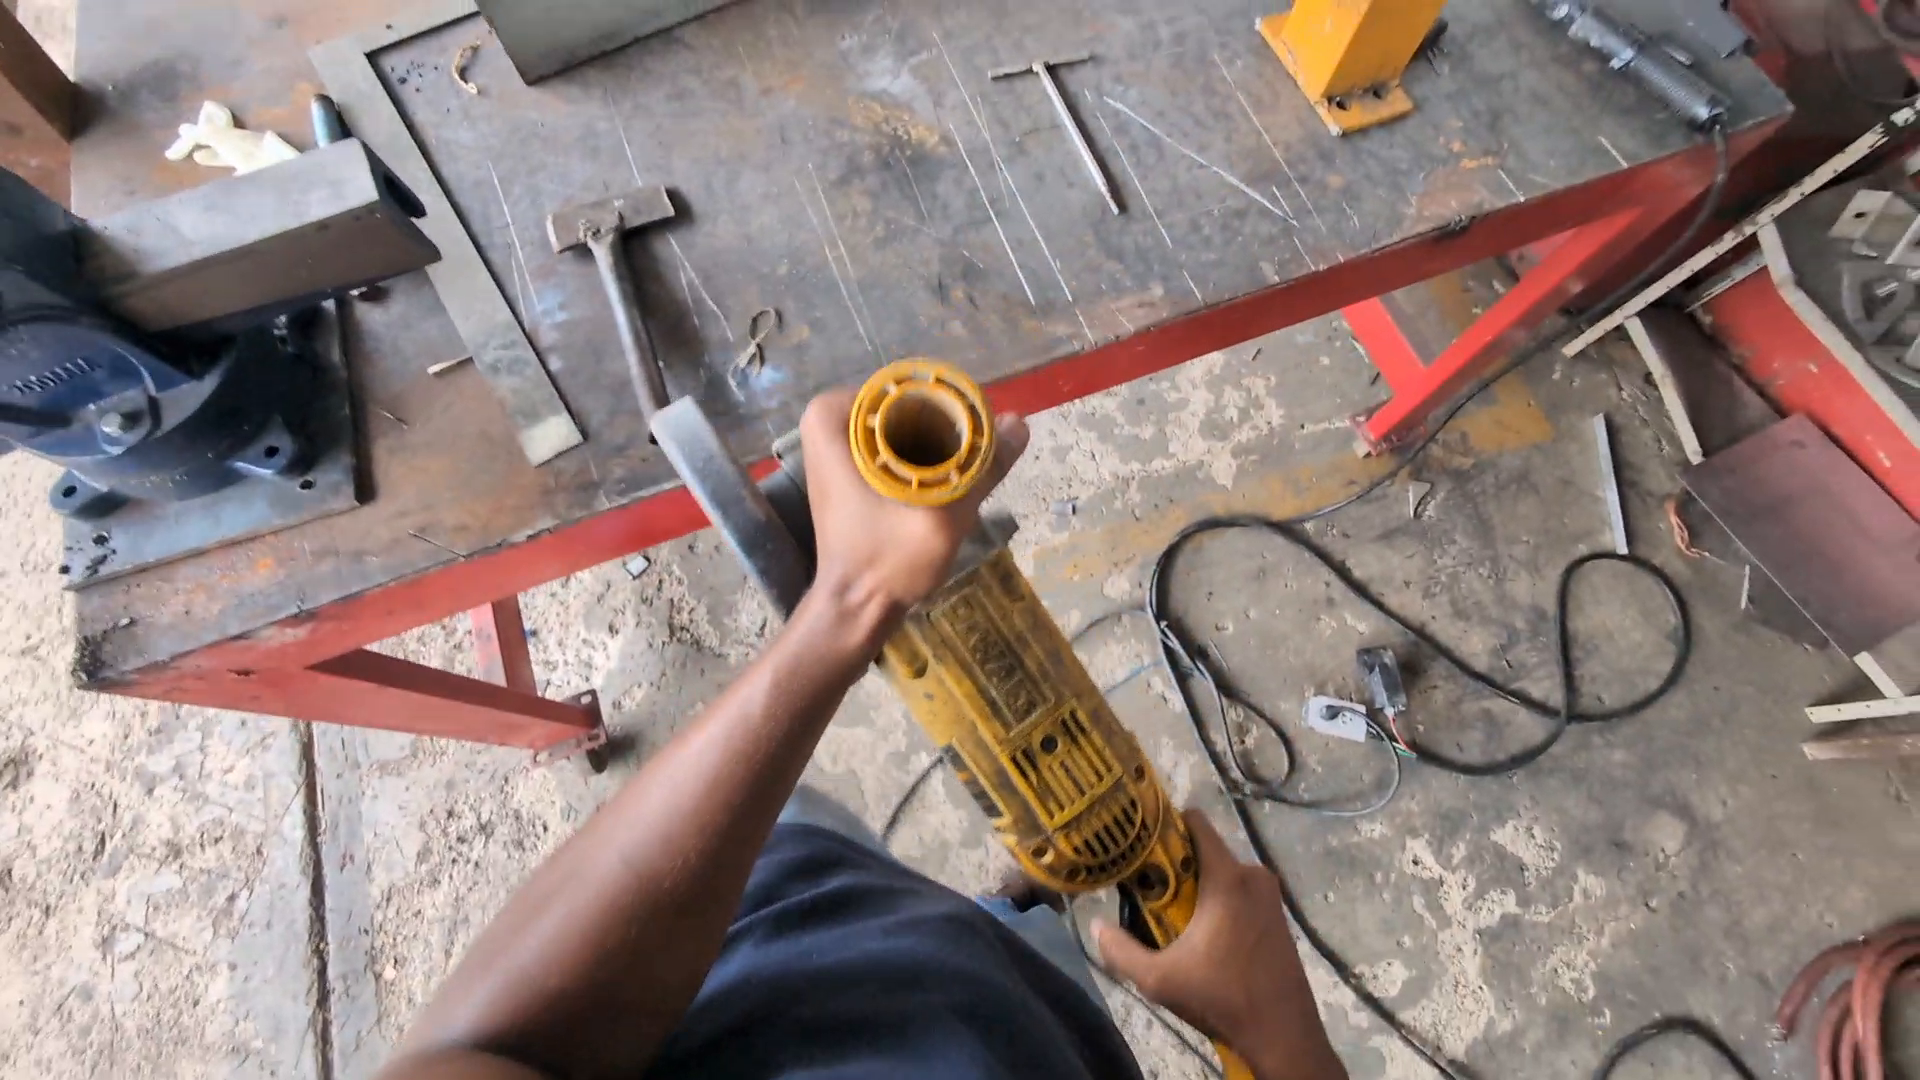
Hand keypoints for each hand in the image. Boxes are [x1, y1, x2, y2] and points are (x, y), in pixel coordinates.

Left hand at [796, 387, 1027, 647]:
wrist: (854, 609)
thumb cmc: (888, 562)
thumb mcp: (945, 514)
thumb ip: (984, 467)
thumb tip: (1022, 423)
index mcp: (832, 418)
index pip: (906, 390)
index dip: (949, 410)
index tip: (976, 438)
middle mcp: (826, 424)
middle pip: (906, 408)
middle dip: (945, 429)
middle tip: (976, 457)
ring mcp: (834, 448)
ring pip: (903, 428)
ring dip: (937, 446)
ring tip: (966, 471)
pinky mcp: (848, 471)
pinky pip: (893, 448)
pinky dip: (921, 460)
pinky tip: (947, 481)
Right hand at [1092, 811, 1347, 1079]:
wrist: (1286, 1039)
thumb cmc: (1223, 1000)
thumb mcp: (1160, 980)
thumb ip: (1121, 951)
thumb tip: (1096, 925)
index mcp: (1227, 877)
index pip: (1195, 821)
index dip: (1166, 825)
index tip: (1142, 846)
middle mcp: (1252, 874)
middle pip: (1204, 849)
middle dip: (1177, 864)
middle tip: (1150, 889)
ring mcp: (1270, 894)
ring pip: (1221, 870)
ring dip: (1198, 884)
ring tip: (1173, 912)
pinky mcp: (1278, 914)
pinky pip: (1239, 888)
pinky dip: (1219, 899)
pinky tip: (1204, 931)